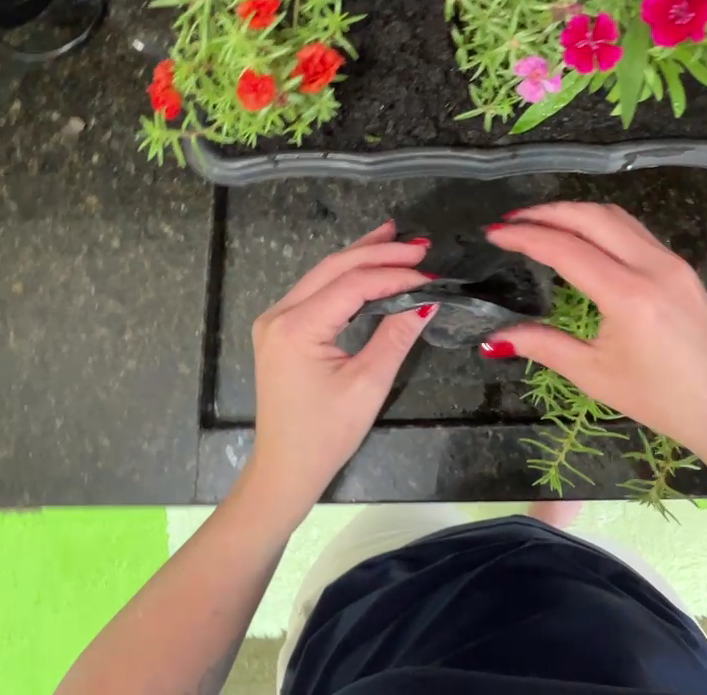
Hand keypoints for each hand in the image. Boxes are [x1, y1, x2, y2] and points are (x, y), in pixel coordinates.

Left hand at [247, 222, 431, 508]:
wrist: (285, 468)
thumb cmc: (326, 434)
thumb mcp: (368, 384)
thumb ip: (397, 335)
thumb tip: (429, 301)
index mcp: (297, 327)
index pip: (352, 284)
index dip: (394, 275)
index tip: (431, 274)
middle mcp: (279, 313)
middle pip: (334, 268)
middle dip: (378, 252)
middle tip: (420, 245)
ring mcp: (276, 318)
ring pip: (324, 273)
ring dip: (361, 255)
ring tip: (396, 238)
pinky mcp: (281, 327)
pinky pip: (316, 289)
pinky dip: (346, 274)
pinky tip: (368, 264)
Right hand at [487, 203, 706, 474]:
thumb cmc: (660, 401)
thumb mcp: (595, 376)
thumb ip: (542, 346)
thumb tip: (492, 340)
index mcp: (629, 294)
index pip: (566, 248)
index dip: (525, 236)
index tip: (494, 233)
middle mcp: (653, 266)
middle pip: (592, 217)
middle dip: (547, 212)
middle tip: (512, 220)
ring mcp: (673, 262)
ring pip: (617, 217)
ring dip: (575, 212)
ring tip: (540, 222)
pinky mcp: (683, 268)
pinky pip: (635, 230)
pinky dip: (601, 224)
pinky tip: (582, 237)